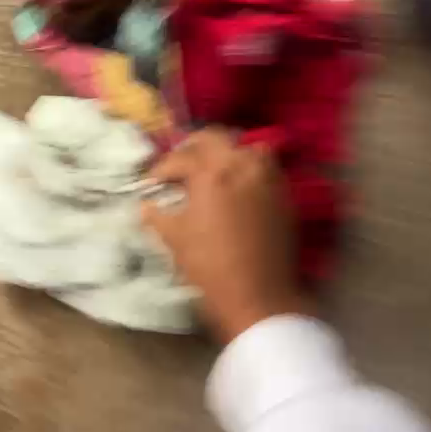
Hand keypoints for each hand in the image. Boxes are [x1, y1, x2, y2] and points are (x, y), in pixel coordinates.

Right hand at [140, 128, 307, 342]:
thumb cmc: (208, 264)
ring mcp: (268, 179)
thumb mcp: (173, 237)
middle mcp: (243, 166)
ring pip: (247, 148)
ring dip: (227, 153)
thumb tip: (145, 204)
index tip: (150, 183)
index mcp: (212, 173)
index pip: (181, 158)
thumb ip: (155, 214)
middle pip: (216, 138)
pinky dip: (248, 170)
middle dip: (193, 147)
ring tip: (212, 170)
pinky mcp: (284, 195)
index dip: (161, 169)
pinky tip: (236, 188)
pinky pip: (265, 168)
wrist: (257, 293)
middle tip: (179, 164)